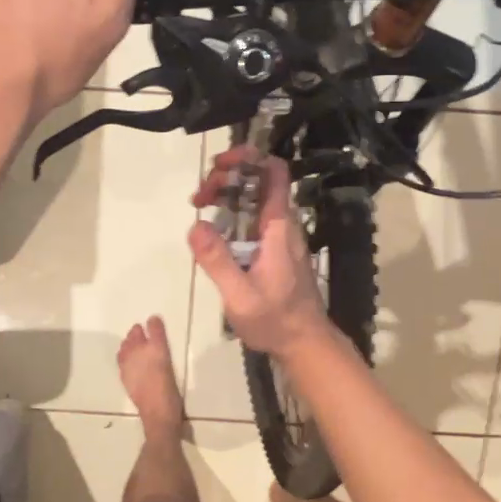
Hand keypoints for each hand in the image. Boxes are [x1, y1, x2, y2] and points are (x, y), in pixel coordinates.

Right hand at [189, 148, 336, 358]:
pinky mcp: (275, 251)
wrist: (304, 343)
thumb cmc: (275, 321)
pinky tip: (213, 231)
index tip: (218, 165)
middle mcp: (283, 226)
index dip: (249, 158)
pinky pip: (254, 220)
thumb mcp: (240, 296)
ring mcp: (280, 238)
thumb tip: (195, 225)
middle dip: (228, 178)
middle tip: (199, 196)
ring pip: (255, 200)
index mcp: (279, 228)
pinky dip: (232, 215)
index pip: (273, 174)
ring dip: (227, 195)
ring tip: (200, 206)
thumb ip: (218, 261)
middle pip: (259, 182)